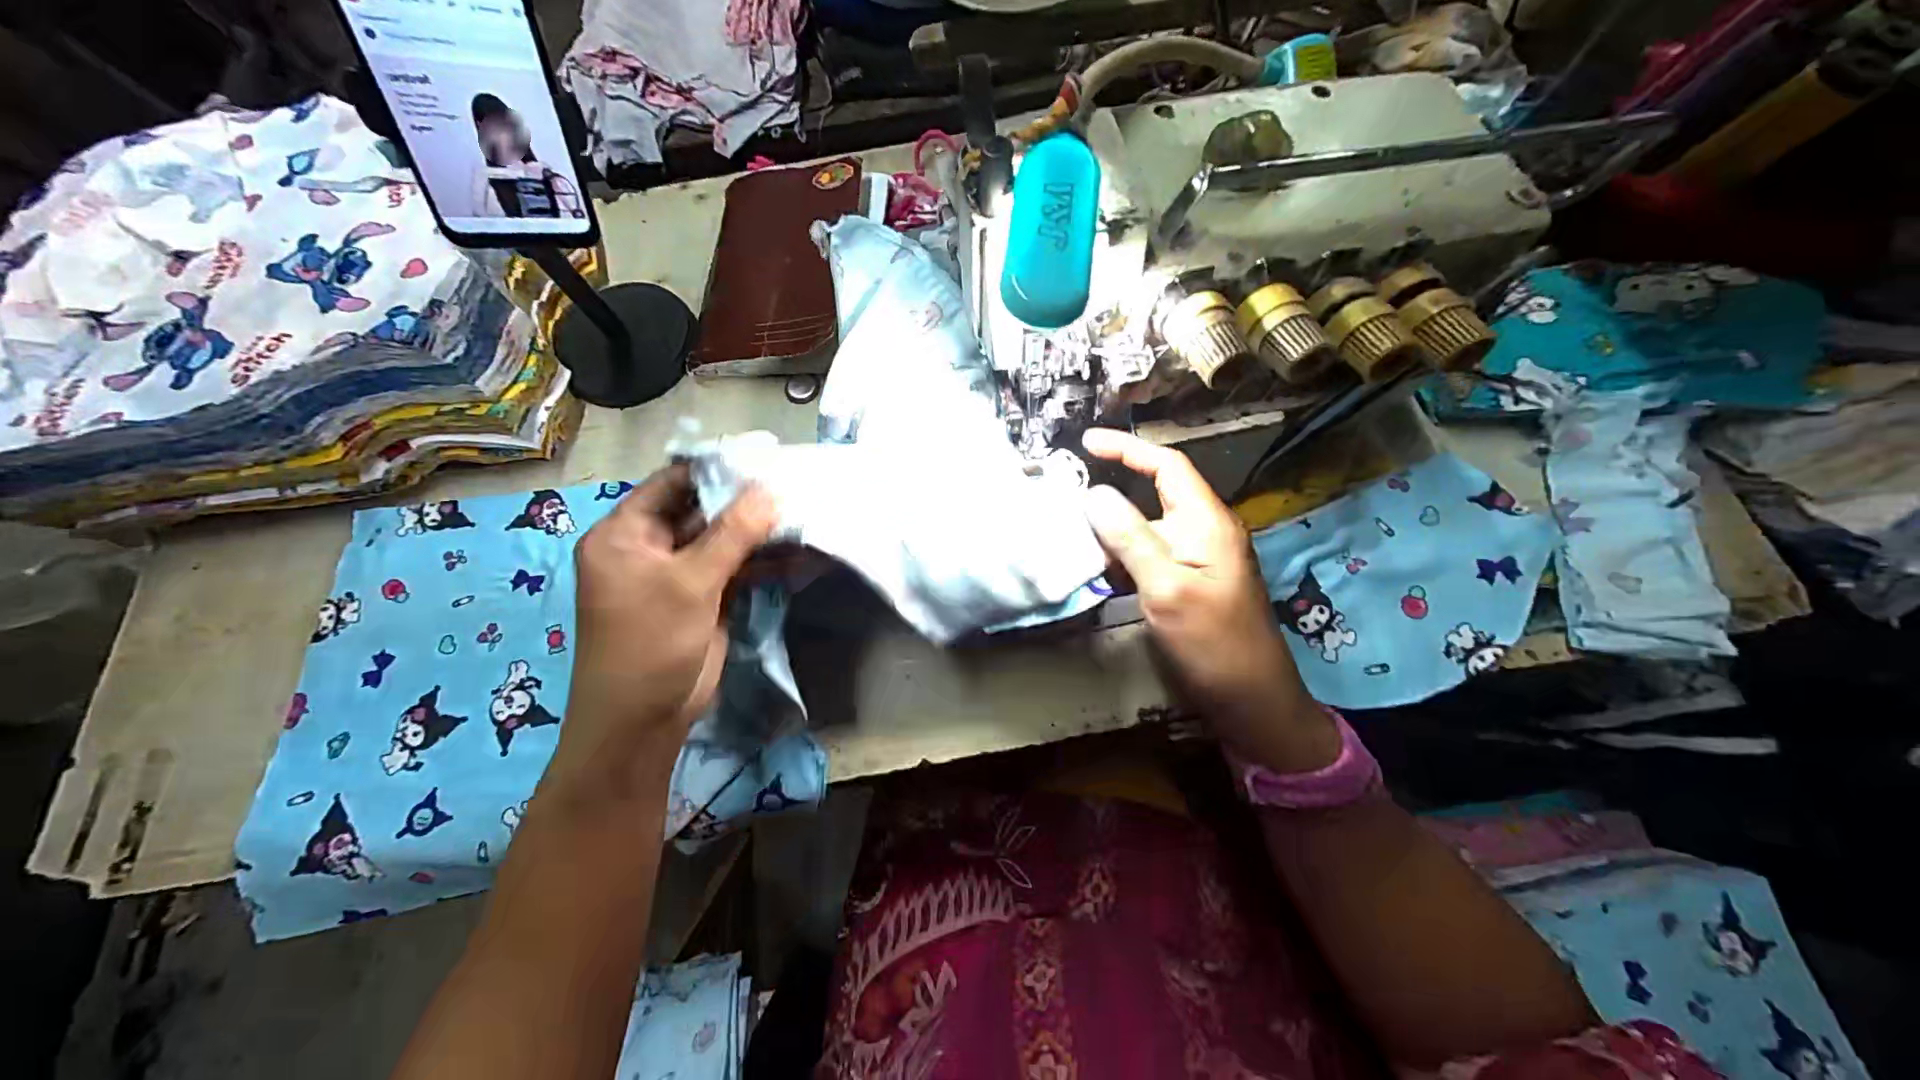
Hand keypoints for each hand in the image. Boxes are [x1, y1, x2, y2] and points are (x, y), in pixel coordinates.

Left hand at [550, 464, 775, 799]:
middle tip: (793, 483)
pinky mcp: (704, 599)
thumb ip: (732, 534)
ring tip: (803, 513)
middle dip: (745, 502)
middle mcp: (649, 548)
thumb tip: (770, 490)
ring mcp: (678, 575)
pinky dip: (763, 563)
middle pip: (702, 511)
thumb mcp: (689, 582)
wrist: (642, 721)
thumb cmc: (649, 643)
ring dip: (759, 533)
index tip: (763, 457)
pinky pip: (735, 570)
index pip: (672, 484)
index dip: (715, 469)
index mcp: (625, 534)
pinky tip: (798, 552)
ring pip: (723, 542)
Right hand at [1080, 428, 1337, 771]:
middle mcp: (1205, 532)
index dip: (1127, 447)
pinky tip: (1101, 573)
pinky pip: (1151, 558)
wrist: (1253, 701)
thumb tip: (1093, 495)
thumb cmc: (1214, 644)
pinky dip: (1124, 559)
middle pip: (1152, 497)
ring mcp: (1199, 560)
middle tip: (1067, 507)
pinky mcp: (1191, 584)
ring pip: (1147, 531)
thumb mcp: (1167, 589)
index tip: (1086, 442)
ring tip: (1075, 543)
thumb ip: (1130, 538)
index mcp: (1207, 522)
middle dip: (1110, 498)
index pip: (1166, 466)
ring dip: (1113, 533)